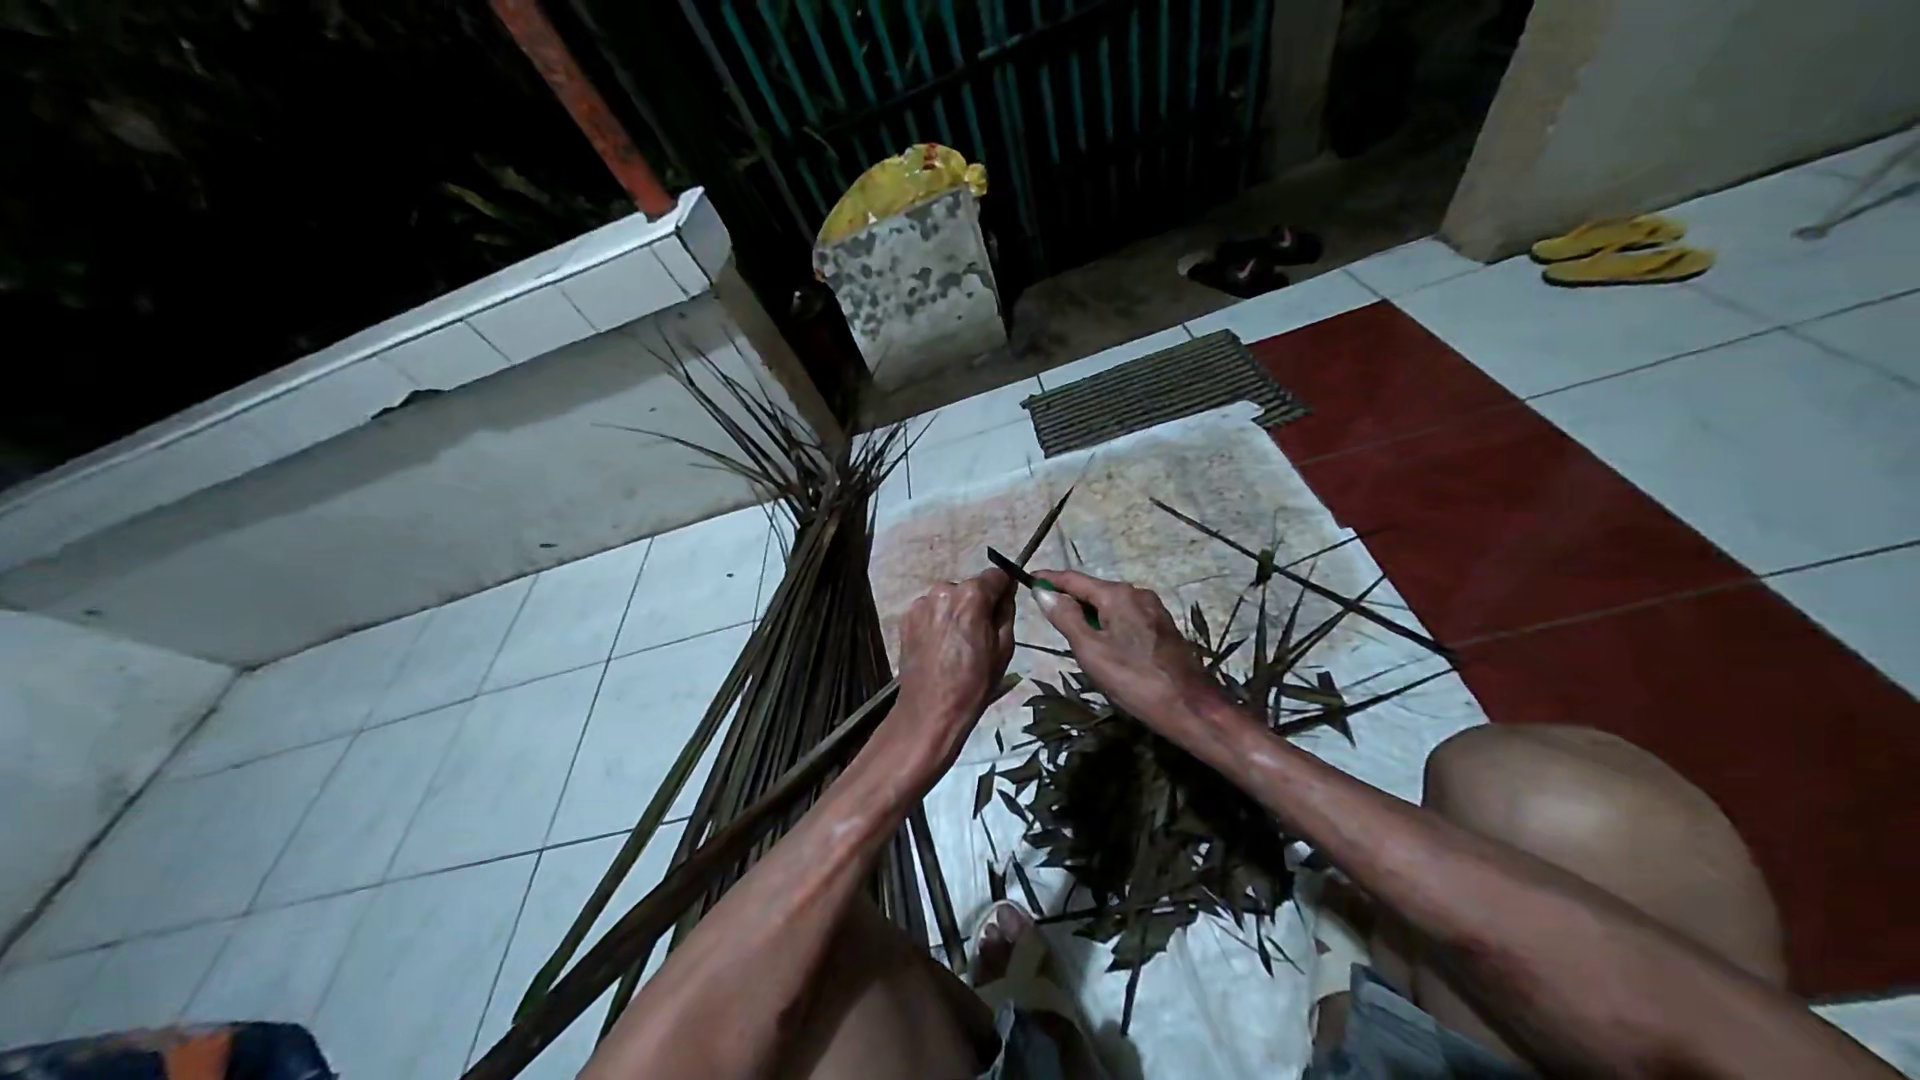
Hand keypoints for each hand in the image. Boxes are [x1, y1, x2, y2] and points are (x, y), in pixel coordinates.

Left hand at [891, 568, 1013, 775]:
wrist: (931, 708)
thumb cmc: (974, 681)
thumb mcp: (1005, 647)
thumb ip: (1006, 610)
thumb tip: (1006, 591)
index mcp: (971, 595)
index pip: (996, 575)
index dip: (1003, 589)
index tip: (1003, 605)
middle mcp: (943, 590)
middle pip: (969, 587)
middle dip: (977, 603)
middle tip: (978, 633)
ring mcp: (921, 603)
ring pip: (948, 599)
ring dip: (955, 612)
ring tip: (955, 643)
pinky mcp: (906, 617)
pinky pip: (930, 611)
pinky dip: (937, 621)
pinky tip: (938, 646)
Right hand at [1030, 570, 1219, 734]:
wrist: (1189, 706)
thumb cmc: (1134, 679)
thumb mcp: (1090, 650)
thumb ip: (1065, 618)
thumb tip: (1043, 592)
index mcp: (1117, 595)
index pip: (1074, 579)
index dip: (1050, 580)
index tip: (1028, 578)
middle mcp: (1137, 594)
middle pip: (1093, 592)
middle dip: (1070, 601)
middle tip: (1047, 617)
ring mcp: (1153, 610)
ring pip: (1110, 606)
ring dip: (1089, 616)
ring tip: (1072, 636)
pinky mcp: (1162, 627)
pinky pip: (1125, 618)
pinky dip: (1107, 625)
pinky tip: (1102, 646)